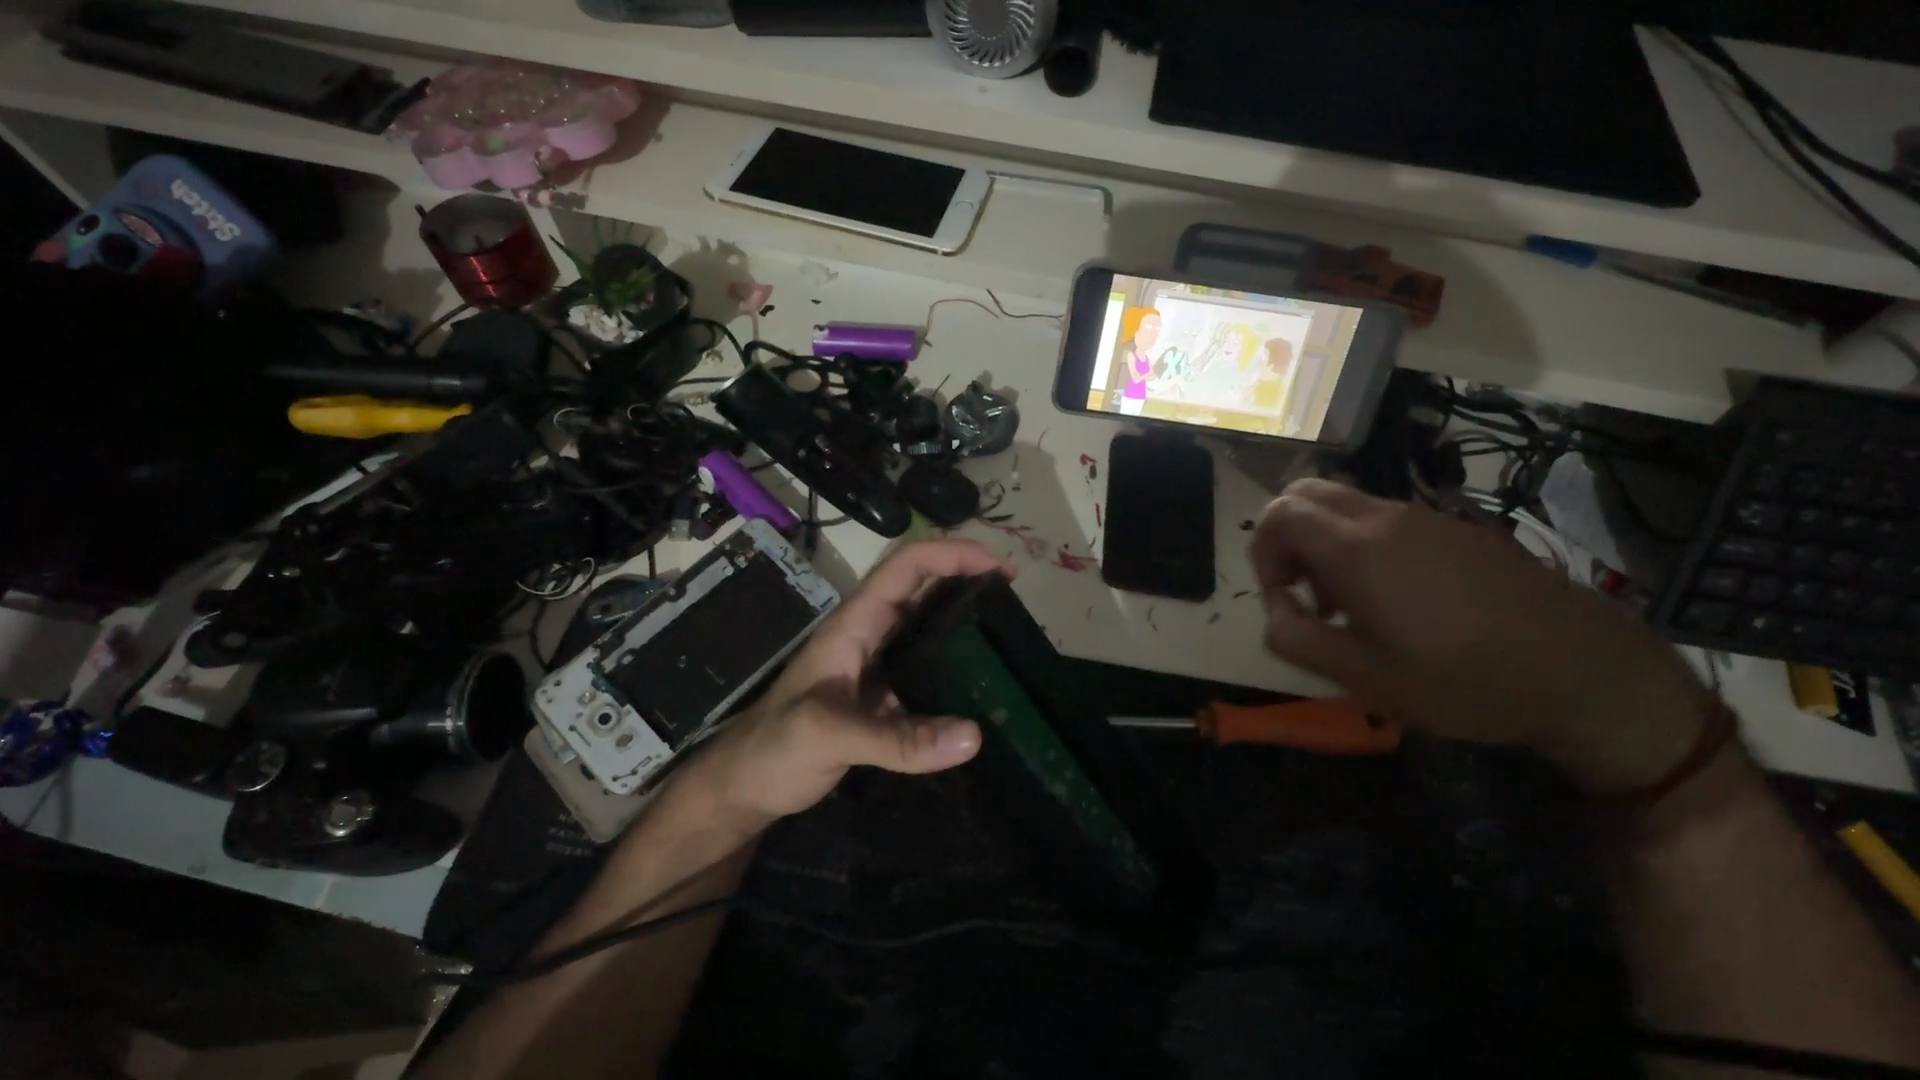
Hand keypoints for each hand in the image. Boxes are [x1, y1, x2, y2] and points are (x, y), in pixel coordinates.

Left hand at [694, 539, 1012, 820]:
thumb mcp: (828, 736)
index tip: (999, 567)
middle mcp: (866, 637)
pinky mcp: (879, 700)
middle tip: (1014, 596)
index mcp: (852, 626)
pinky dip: (956, 667)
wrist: (742, 790)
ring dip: (963, 619)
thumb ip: (898, 739)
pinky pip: (925, 671)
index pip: (904, 567)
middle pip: (920, 588)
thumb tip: (975, 734)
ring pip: (925, 628)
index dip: (950, 553)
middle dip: (965, 578)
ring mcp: (874, 668)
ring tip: (1007, 633)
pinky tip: (981, 686)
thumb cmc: (773, 750)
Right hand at [1249, 479, 1712, 791]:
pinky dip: (1363, 543)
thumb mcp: (1366, 679)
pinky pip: (1386, 518)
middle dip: (1285, 537)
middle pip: (1307, 493)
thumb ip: (1299, 641)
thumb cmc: (1464, 681)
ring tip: (1347, 603)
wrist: (1584, 670)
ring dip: (1324, 541)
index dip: (1261, 553)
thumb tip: (1274, 612)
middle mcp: (1387, 518)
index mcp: (1358, 549)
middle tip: (1301, 592)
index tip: (1281, 600)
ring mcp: (1428, 519)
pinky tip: (1395, 600)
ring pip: (1347, 503)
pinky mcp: (1458, 530)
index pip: (1279, 514)